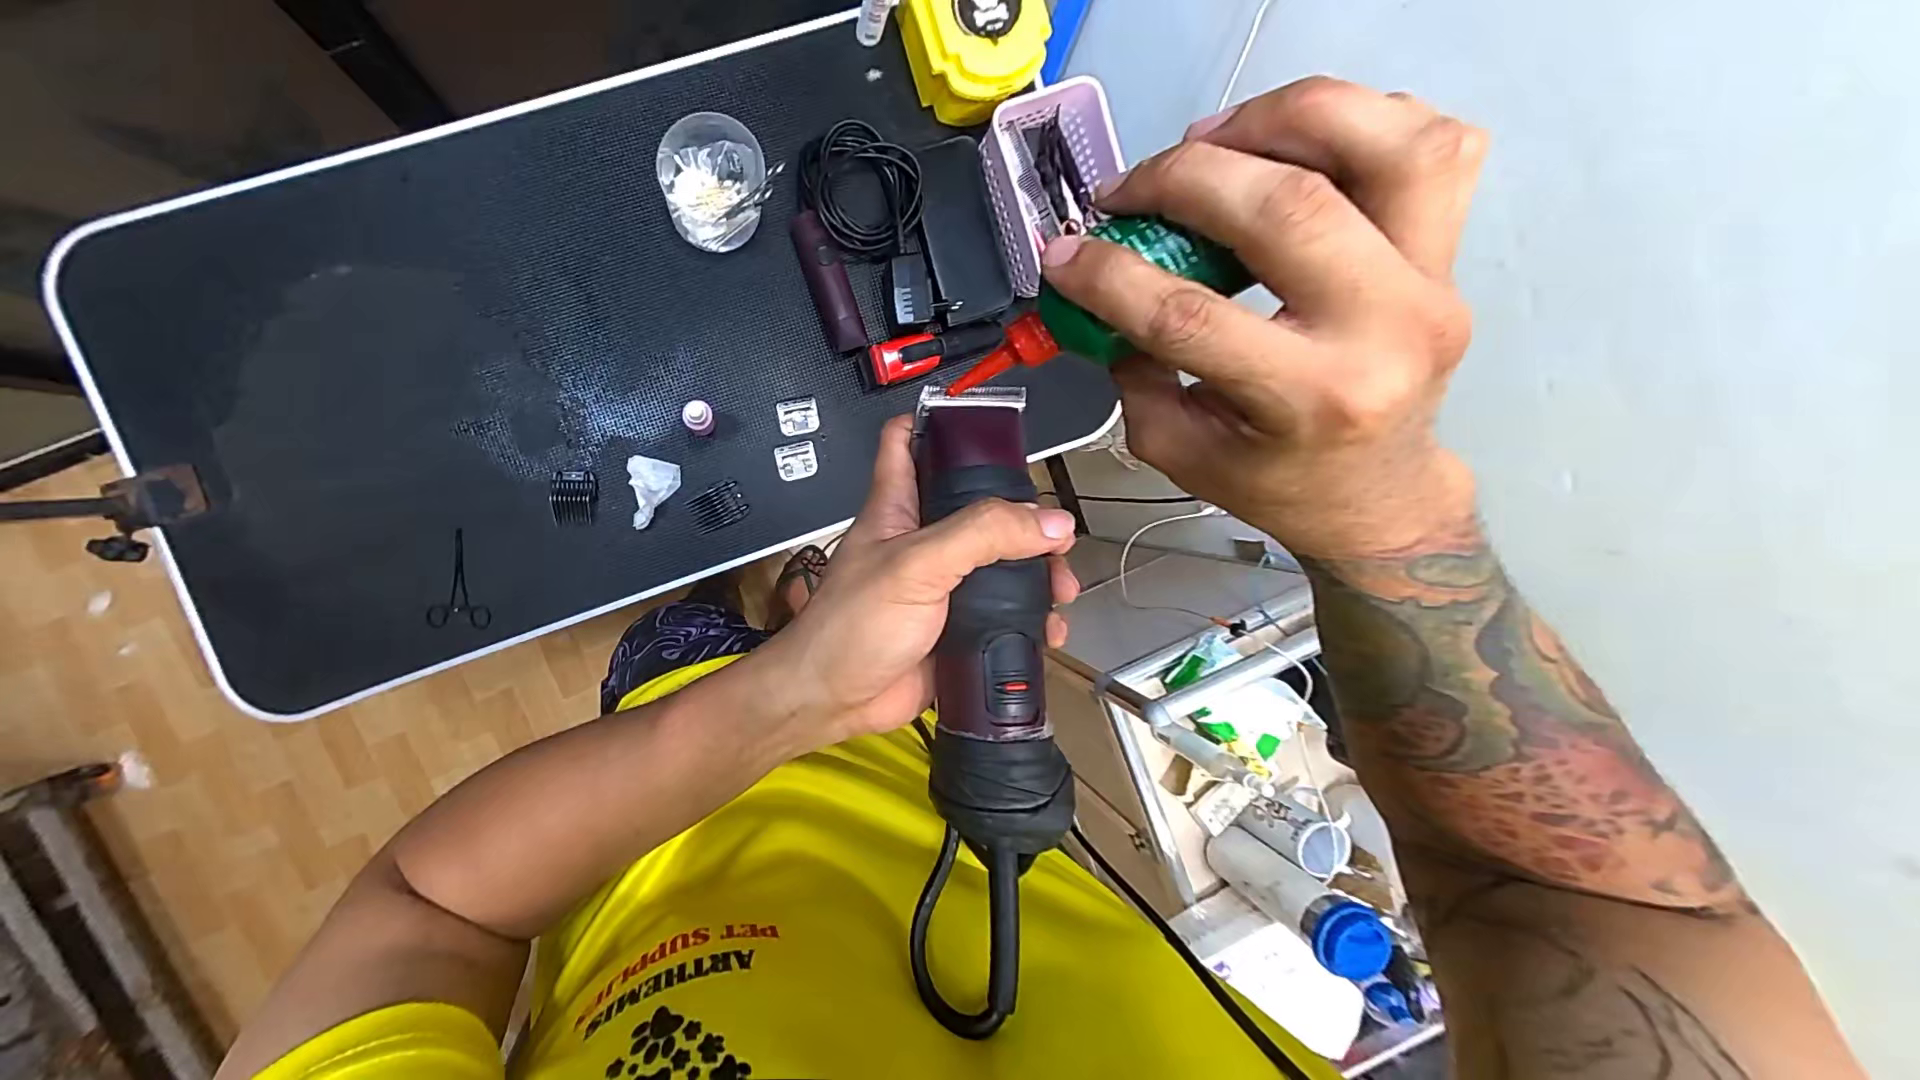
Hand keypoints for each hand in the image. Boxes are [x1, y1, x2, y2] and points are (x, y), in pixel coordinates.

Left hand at [747, 415, 1078, 748]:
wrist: (835, 702)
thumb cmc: (847, 628)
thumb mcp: (915, 565)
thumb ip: (981, 535)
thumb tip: (1047, 523)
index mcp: (898, 508)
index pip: (908, 443)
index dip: (938, 423)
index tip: (979, 422)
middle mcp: (921, 541)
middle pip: (978, 508)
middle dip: (1021, 515)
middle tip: (1052, 529)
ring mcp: (940, 585)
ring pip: (998, 563)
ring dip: (1036, 572)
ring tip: (1058, 585)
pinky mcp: (956, 624)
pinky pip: (1003, 611)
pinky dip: (1031, 616)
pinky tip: (1045, 626)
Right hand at [1040, 77, 1486, 557]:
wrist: (1375, 496)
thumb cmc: (1273, 484)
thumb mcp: (1180, 449)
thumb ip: (1134, 373)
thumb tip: (1099, 291)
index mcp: (1305, 399)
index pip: (1191, 316)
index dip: (1111, 276)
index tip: (1062, 255)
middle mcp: (1382, 331)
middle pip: (1285, 209)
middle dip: (1183, 181)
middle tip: (1126, 191)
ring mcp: (1432, 284)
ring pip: (1388, 144)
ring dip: (1285, 118)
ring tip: (1212, 139)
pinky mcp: (1448, 258)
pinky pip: (1430, 147)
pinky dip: (1357, 122)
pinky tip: (1288, 147)